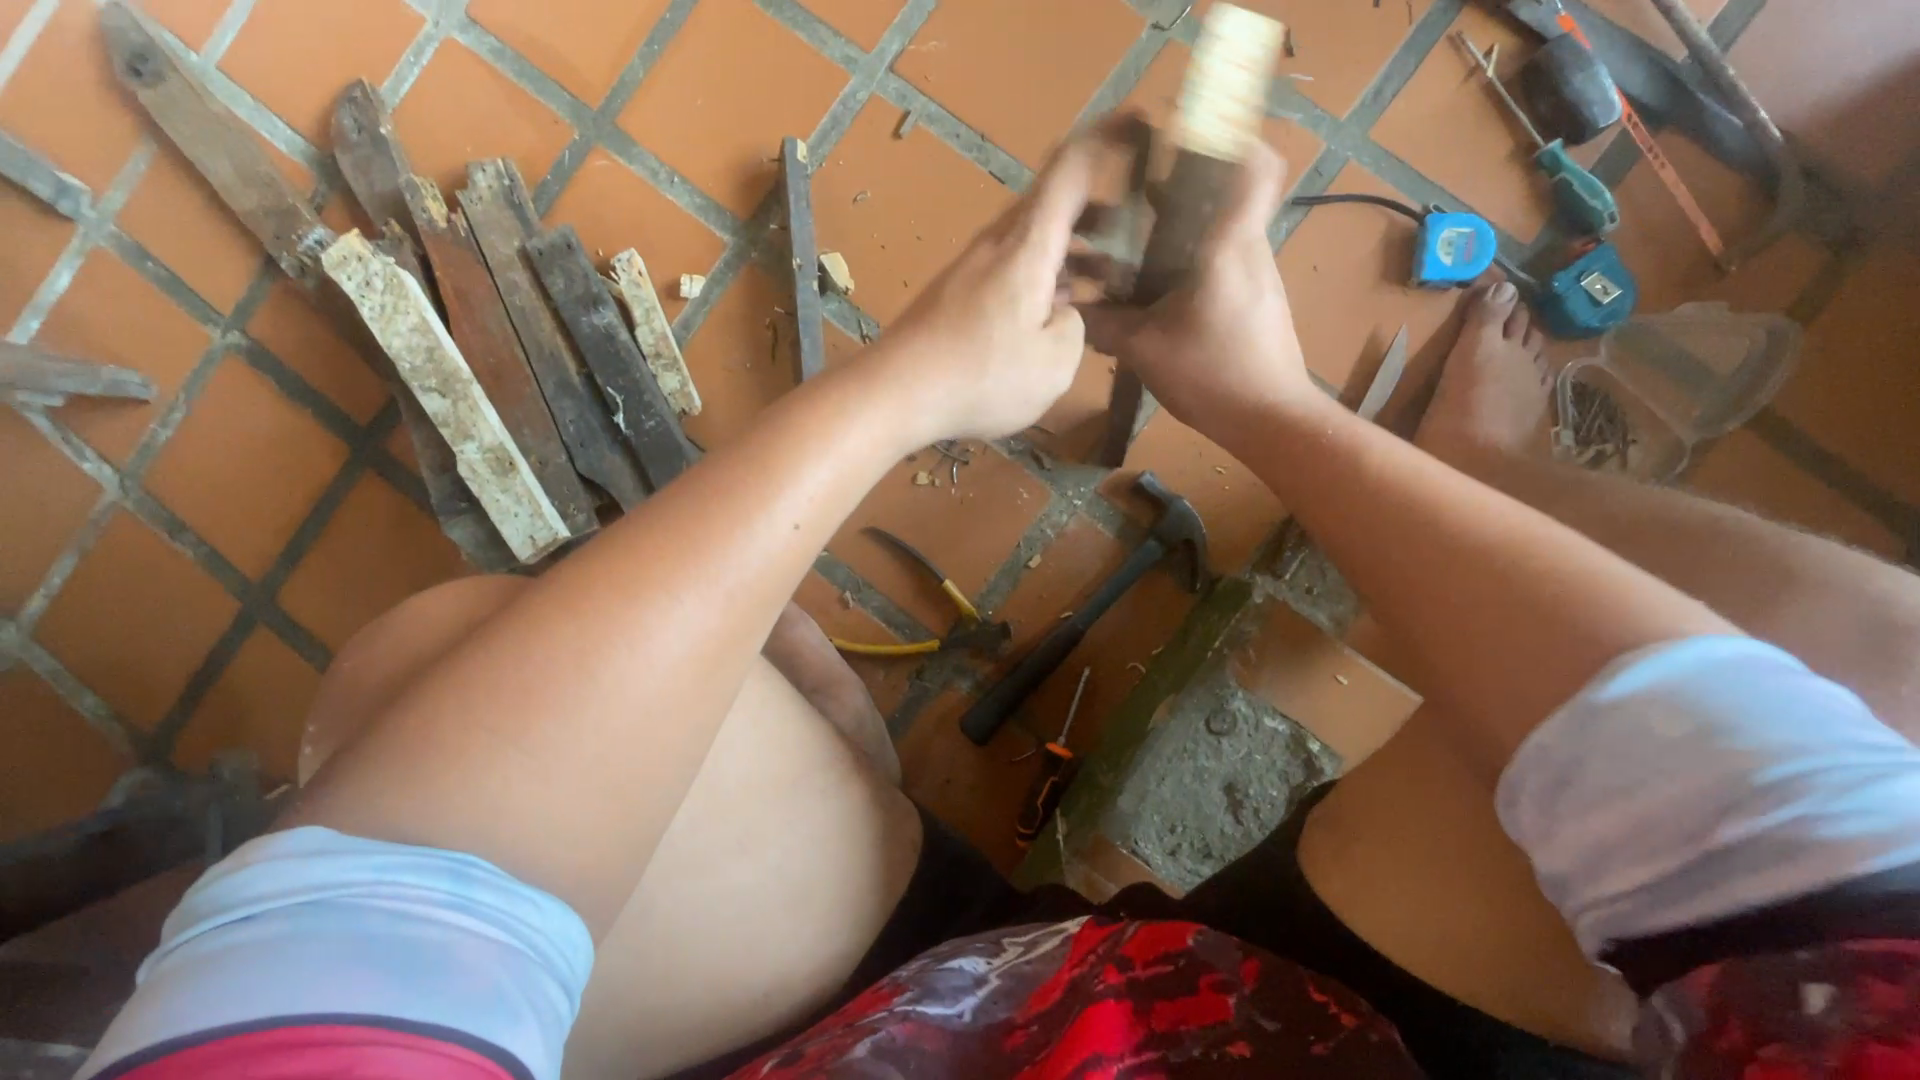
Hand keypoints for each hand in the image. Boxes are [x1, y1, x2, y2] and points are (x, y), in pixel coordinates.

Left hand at [876, 128, 1106, 440]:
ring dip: (1072, 251)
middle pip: (1051, 204)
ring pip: (1032, 240)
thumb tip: (1064, 313)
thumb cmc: (982, 378)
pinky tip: (1056, 311)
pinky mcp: (958, 294)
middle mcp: (998, 245)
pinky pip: (1012, 268)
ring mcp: (973, 268)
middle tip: (1137, 232)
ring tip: (1108, 281)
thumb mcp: (1055, 364)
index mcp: (1028, 247)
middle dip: (1098, 210)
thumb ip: (1076, 328)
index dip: (1106, 140)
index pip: (1070, 171)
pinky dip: (1044, 276)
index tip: (1137, 125)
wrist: (895, 393)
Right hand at [1079, 142, 1321, 440]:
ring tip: (1126, 249)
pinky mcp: (1253, 301)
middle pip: (1222, 193)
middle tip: (1128, 197)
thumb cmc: (1213, 374)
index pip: (1255, 164)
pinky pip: (1216, 264)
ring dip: (1175, 232)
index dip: (1228, 137)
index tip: (1187, 135)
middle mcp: (1247, 247)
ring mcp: (1254, 275)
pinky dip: (1184, 265)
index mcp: (1227, 243)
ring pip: (1215, 232)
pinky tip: (1149, 293)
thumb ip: (1104, 325)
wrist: (1271, 420)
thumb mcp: (1144, 349)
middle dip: (1177, 187)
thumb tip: (1068, 310)